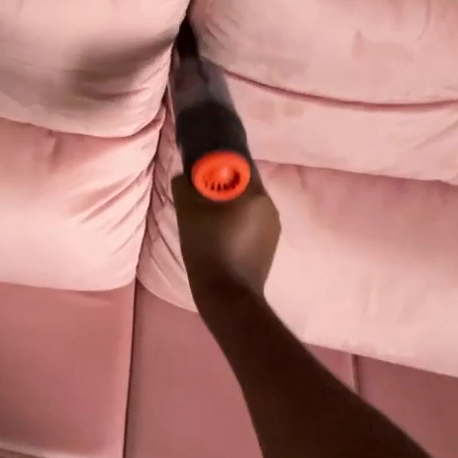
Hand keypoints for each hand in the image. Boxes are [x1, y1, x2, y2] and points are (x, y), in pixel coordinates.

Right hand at [171, 171, 281, 294]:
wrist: (226, 294)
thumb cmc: (207, 246)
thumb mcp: (186, 210)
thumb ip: (183, 184)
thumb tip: (184, 176)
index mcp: (254, 193)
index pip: (239, 162)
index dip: (218, 162)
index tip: (201, 169)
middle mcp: (270, 205)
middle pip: (244, 183)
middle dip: (223, 183)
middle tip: (199, 191)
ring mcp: (273, 226)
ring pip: (248, 203)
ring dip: (230, 202)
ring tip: (207, 213)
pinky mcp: (270, 244)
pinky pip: (252, 220)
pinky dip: (236, 219)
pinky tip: (219, 232)